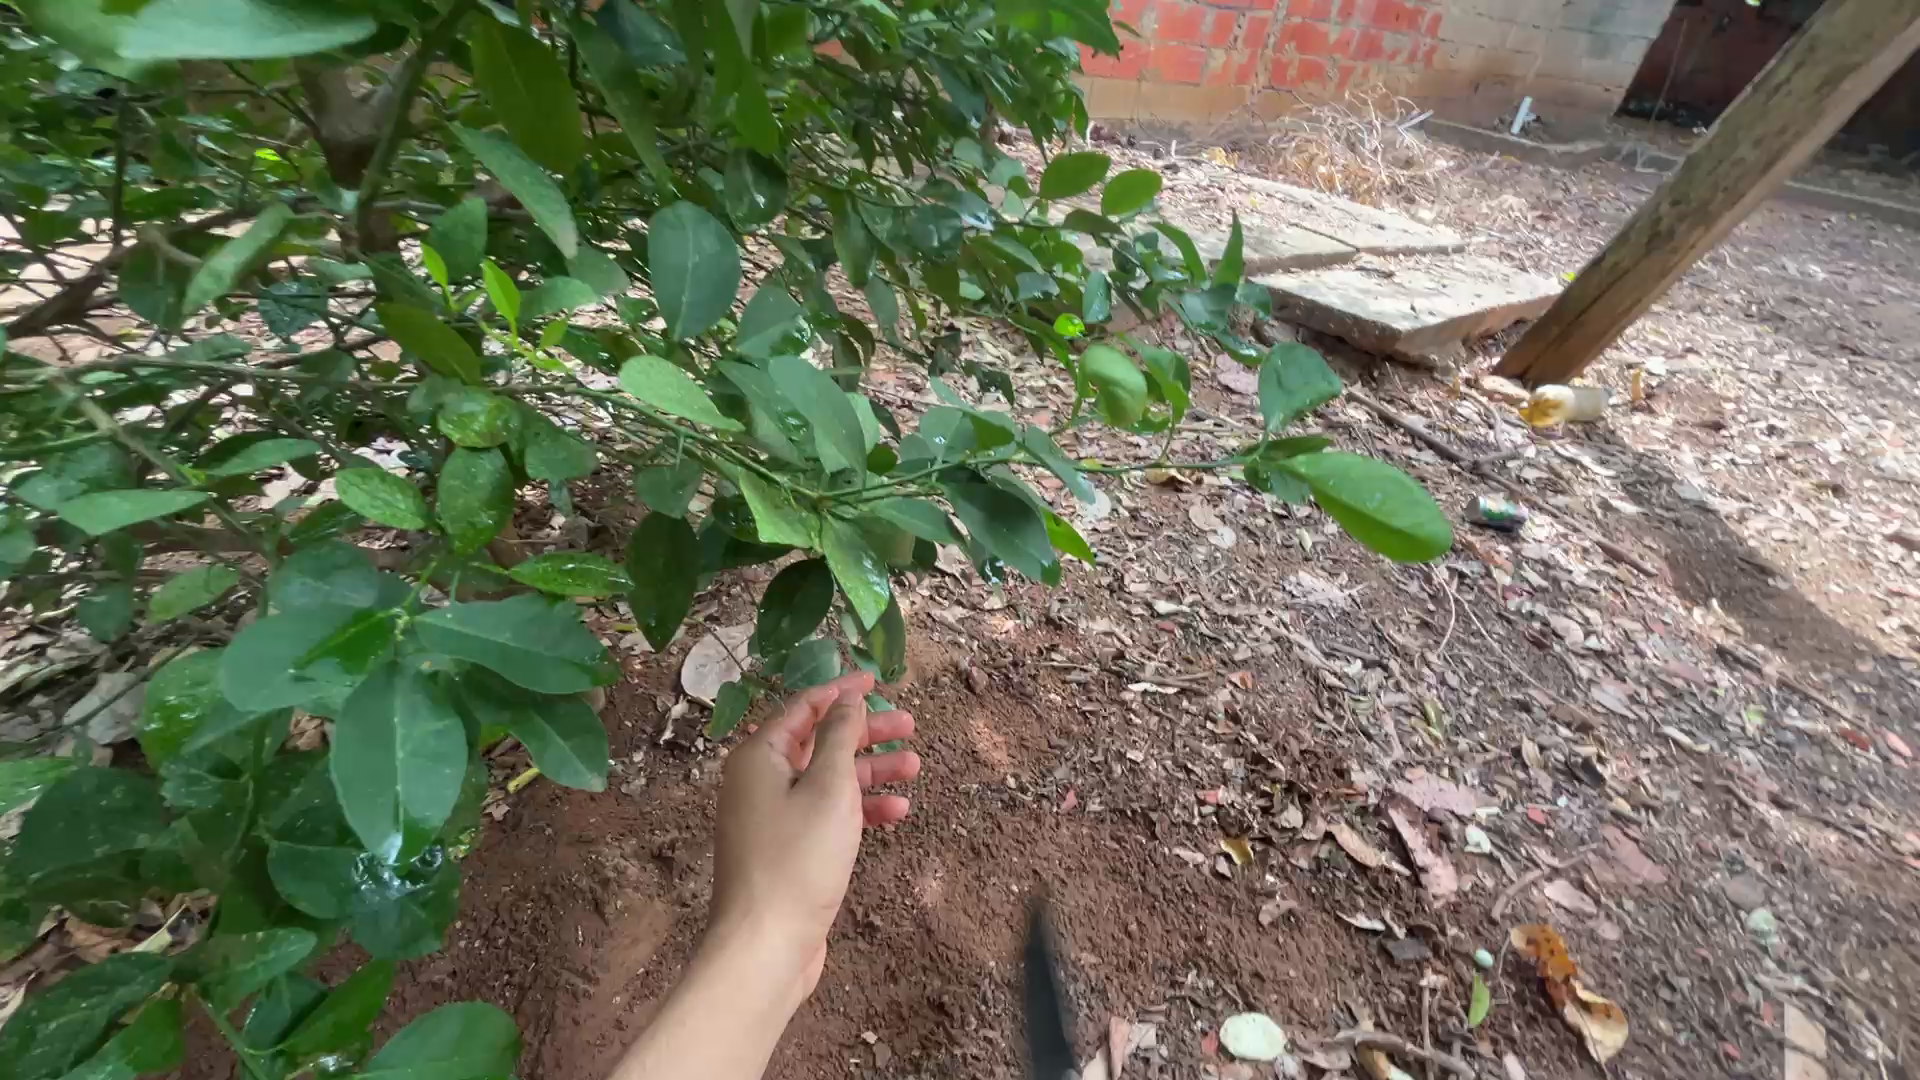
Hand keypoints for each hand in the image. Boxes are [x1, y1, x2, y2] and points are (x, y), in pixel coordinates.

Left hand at [708, 671, 918, 991]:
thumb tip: (847, 699)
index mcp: (761, 755)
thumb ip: (840, 736)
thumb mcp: (829, 785)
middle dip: (867, 733)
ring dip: (872, 771)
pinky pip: (827, 812)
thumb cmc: (798, 855)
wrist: (766, 945)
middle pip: (821, 742)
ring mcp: (775, 815)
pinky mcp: (789, 847)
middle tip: (909, 724)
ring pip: (829, 778)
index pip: (805, 707)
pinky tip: (898, 811)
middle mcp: (762, 778)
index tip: (876, 680)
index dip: (843, 691)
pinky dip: (860, 808)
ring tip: (916, 767)